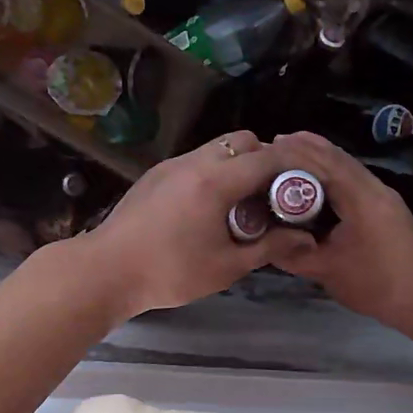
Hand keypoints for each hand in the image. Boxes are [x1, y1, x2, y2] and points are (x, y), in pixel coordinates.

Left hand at [81, 131, 314, 316]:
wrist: (104, 272)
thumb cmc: (170, 272)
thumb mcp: (228, 266)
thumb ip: (270, 247)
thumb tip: (306, 239)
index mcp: (216, 181)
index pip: (269, 157)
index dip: (294, 166)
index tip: (308, 184)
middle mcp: (195, 162)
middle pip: (244, 140)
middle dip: (266, 159)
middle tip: (274, 194)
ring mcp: (172, 165)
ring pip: (219, 147)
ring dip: (240, 164)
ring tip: (245, 202)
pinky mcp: (156, 174)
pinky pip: (198, 160)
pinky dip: (216, 171)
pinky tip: (211, 207)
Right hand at [269, 132, 412, 329]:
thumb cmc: (375, 284)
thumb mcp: (326, 271)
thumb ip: (292, 252)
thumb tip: (262, 238)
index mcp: (361, 199)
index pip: (325, 163)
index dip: (293, 153)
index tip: (264, 149)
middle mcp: (374, 187)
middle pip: (336, 157)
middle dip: (302, 149)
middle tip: (268, 146)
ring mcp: (382, 193)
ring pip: (346, 165)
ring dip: (317, 158)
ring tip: (283, 155)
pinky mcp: (384, 202)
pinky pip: (352, 178)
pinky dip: (330, 172)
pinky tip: (312, 180)